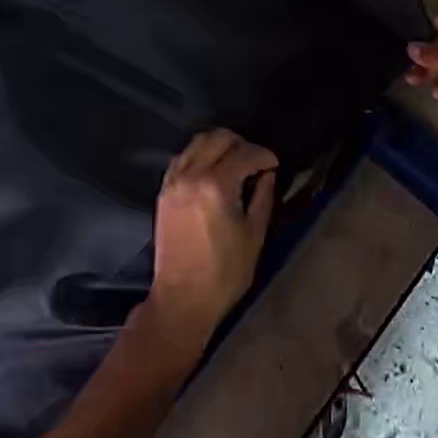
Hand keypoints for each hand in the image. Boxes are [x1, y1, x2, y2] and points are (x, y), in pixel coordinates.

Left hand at [145, 130, 277, 346]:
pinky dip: (198, 155)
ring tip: (235, 161)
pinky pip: (181, 158)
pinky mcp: (164, 192)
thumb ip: (263, 196)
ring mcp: (174, 182)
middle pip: (218, 138)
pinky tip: (211, 169)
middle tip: (256, 160)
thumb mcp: (254, 234)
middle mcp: (192, 175)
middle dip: (241, 144)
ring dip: (219, 145)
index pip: (245, 153)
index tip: (274, 164)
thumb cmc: (224, 272)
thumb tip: (267, 174)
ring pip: (197, 142)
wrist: (182, 299)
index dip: (264, 155)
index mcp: (217, 185)